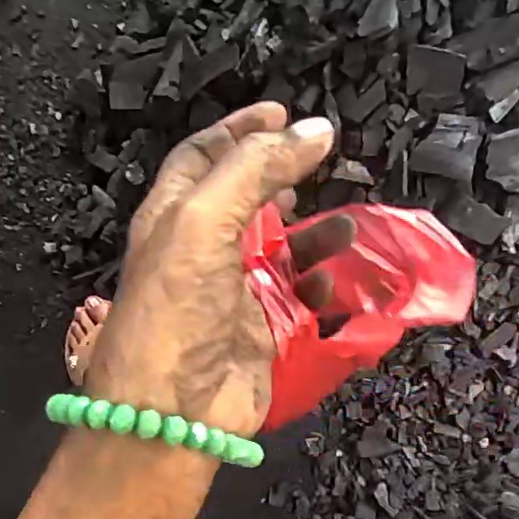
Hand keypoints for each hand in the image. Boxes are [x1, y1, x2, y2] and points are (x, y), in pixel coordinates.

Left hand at [84, 102, 350, 435]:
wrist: (175, 407)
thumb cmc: (175, 309)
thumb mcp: (203, 222)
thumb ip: (255, 170)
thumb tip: (313, 129)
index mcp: (173, 217)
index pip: (203, 157)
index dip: (239, 130)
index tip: (280, 110)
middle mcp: (201, 250)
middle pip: (245, 198)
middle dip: (281, 177)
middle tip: (318, 161)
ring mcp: (232, 290)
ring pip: (281, 246)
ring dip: (314, 232)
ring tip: (345, 221)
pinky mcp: (261, 326)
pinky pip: (298, 293)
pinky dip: (319, 281)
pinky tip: (330, 277)